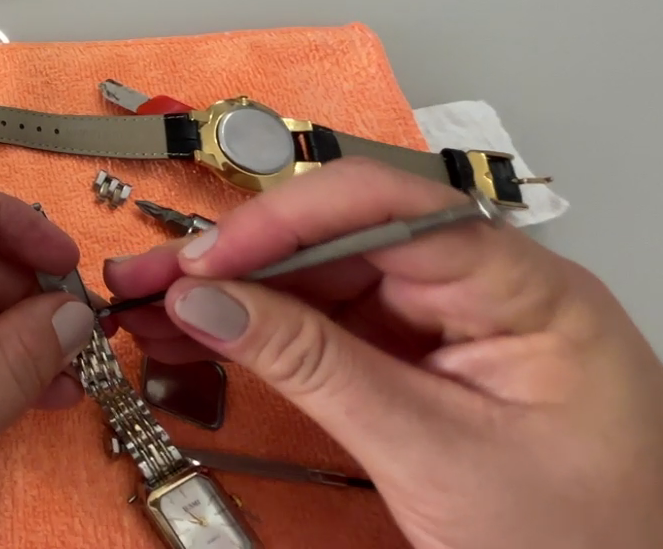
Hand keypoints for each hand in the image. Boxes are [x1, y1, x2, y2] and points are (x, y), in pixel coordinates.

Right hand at [105, 159, 662, 548]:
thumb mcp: (435, 456)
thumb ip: (310, 366)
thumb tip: (200, 301)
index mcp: (518, 287)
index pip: (383, 208)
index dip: (280, 220)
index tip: (204, 261)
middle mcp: (468, 284)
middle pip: (322, 239)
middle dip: (225, 260)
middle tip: (143, 278)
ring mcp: (428, 318)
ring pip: (299, 278)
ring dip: (216, 295)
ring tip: (143, 309)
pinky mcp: (397, 352)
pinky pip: (304, 322)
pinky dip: (241, 329)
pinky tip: (185, 335)